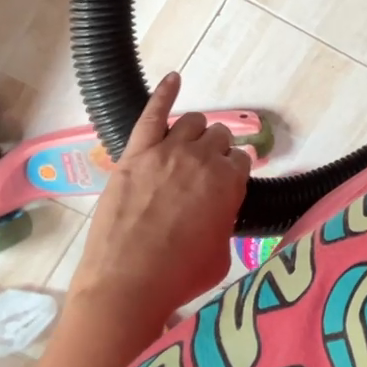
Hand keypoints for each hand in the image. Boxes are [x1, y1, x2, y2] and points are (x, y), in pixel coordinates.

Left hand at [70, 73, 249, 320]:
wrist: (125, 288)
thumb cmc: (178, 279)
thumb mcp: (221, 254)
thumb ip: (225, 221)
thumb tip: (218, 212)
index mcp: (230, 181)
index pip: (241, 160)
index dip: (232, 173)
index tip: (223, 186)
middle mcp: (203, 157)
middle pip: (219, 136)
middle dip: (216, 151)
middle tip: (202, 175)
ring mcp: (168, 151)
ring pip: (192, 121)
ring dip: (195, 132)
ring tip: (186, 148)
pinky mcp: (135, 153)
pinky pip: (153, 113)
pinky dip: (164, 92)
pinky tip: (173, 78)